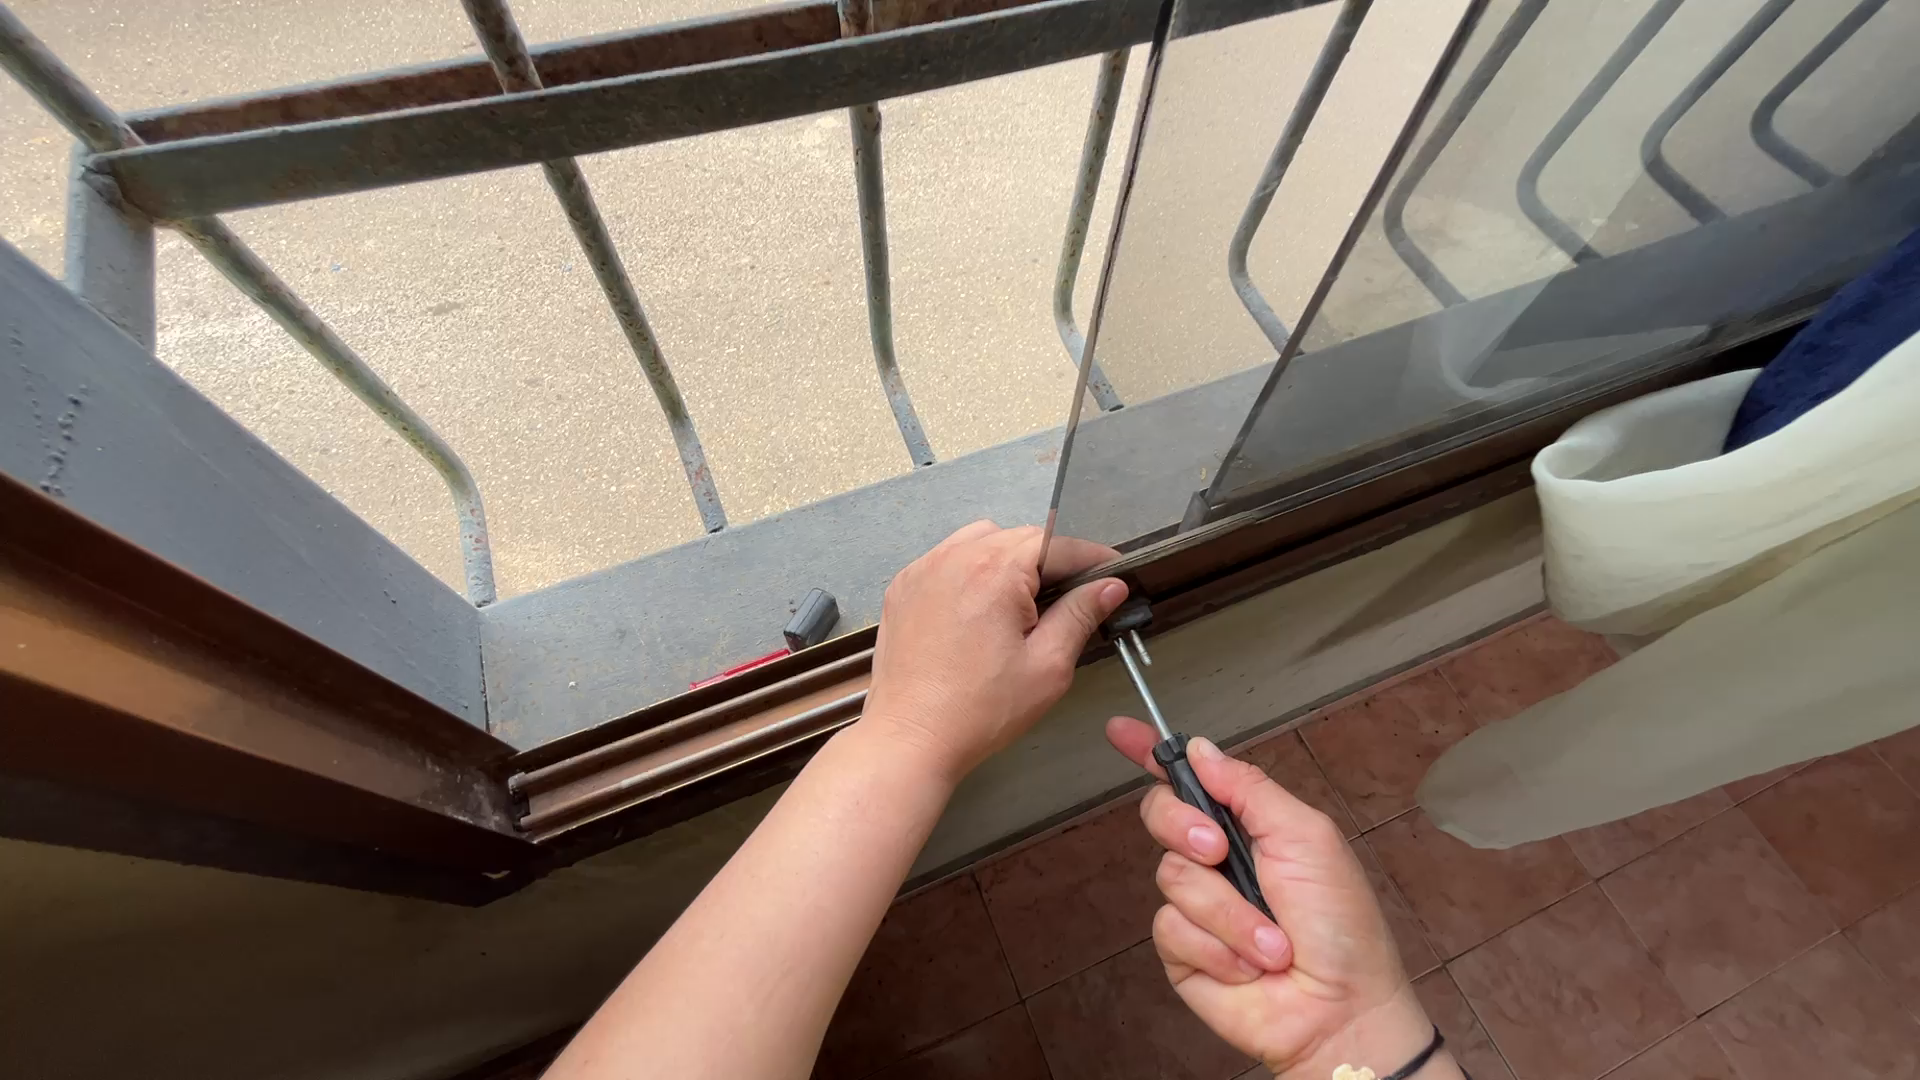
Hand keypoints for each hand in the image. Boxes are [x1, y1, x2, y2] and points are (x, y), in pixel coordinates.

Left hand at [860, 521, 1125, 782]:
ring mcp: (923, 568)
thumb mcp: (1047, 665)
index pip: (1058, 544)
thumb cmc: (979, 710)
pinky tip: (980, 605)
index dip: (1092, 557)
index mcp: (995, 571)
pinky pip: (948, 557)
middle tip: (1072, 593)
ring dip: (1009, 558)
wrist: (910, 737)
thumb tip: (1109, 586)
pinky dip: (971, 567)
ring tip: (1022, 600)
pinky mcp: (904, 586)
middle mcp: (955, 557)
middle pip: (1020, 537)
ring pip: (981, 538)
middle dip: (1051, 558)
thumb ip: (1080, 615)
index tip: (1112, 572)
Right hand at [1107, 719, 1456, 1079]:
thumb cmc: (1338, 923)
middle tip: (1216, 851)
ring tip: (1269, 942)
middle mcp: (1211, 856)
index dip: (1147, 750)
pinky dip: (1215, 947)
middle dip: (1182, 827)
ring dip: (1226, 912)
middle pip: (1159, 813)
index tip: (1119, 730)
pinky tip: (1246, 967)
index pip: (1185, 777)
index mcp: (1241, 823)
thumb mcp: (1306, 838)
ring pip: (1170, 876)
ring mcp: (1194, 903)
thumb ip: (1249, 788)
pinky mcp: (1181, 950)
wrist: (1342, 1013)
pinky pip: (1171, 928)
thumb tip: (1199, 748)